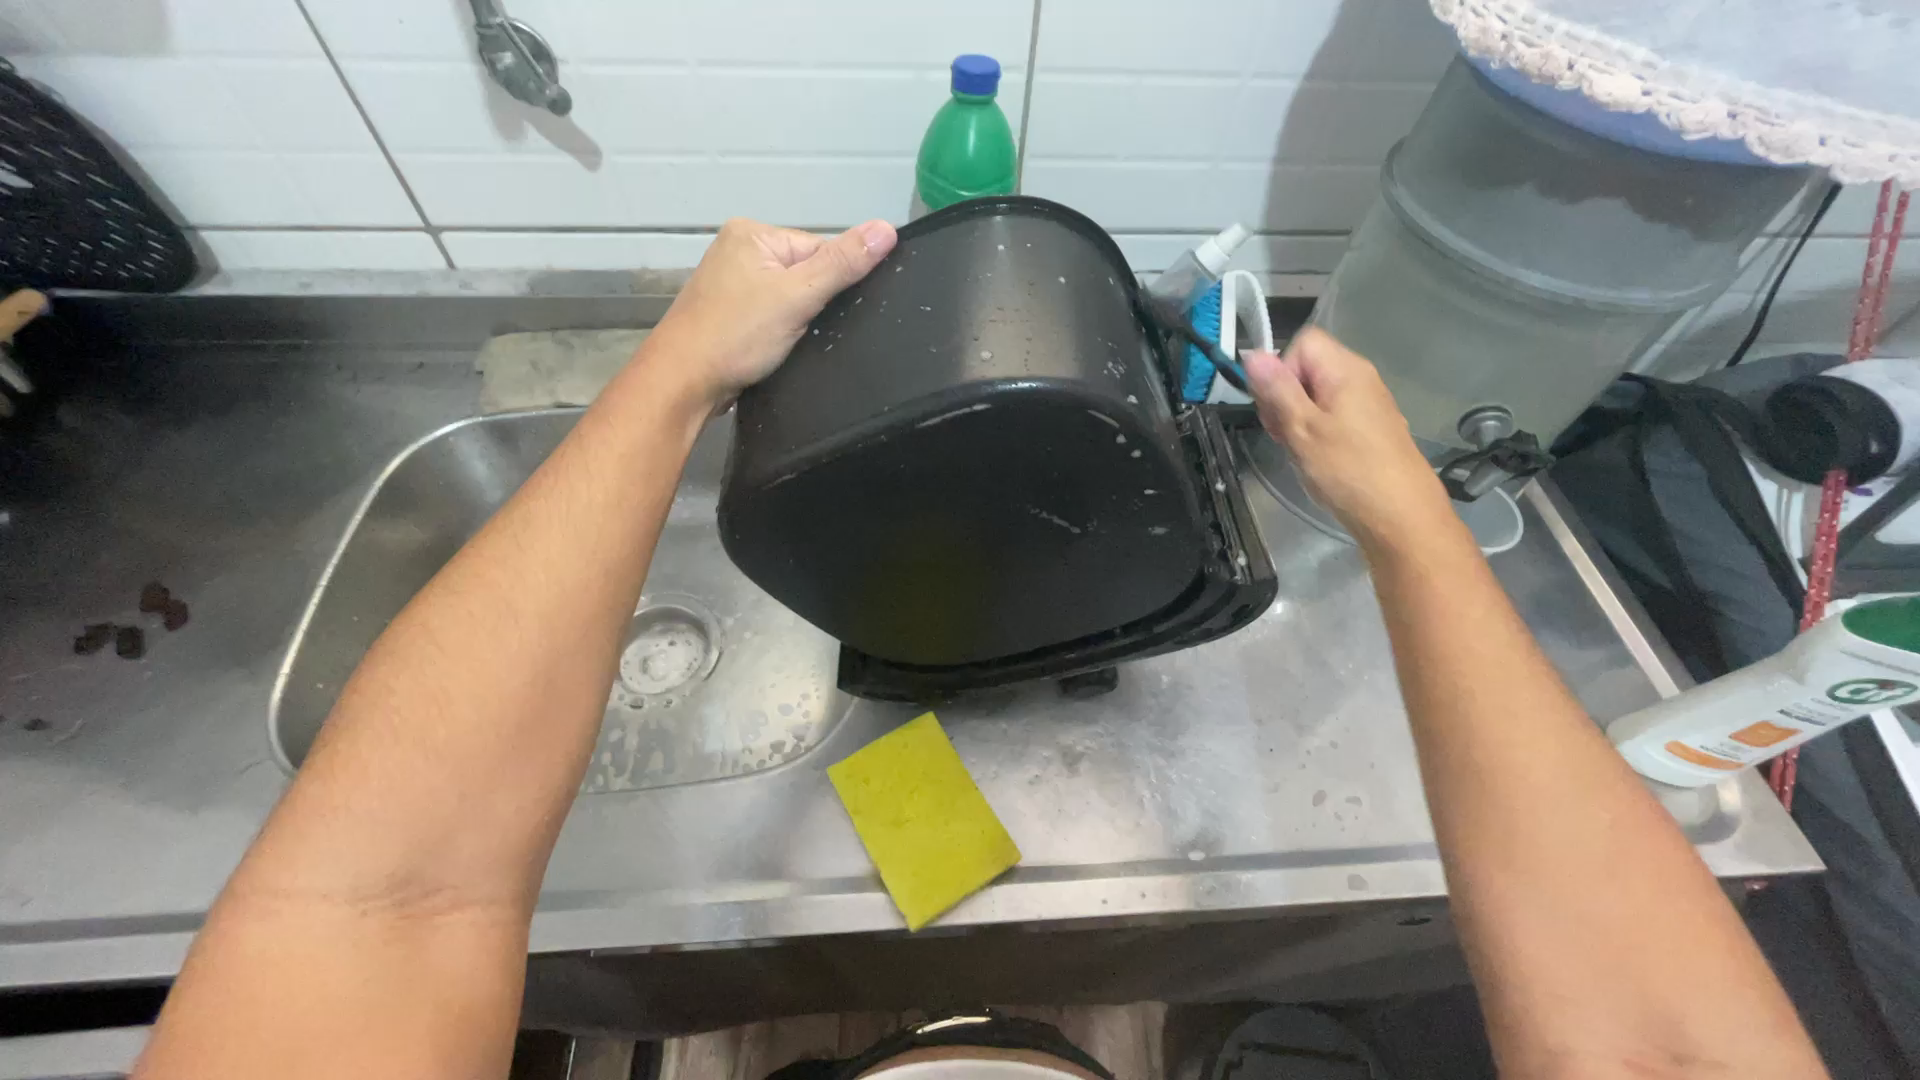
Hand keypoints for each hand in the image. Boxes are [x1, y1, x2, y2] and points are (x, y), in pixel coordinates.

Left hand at [641, 217, 897, 406]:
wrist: (684, 383)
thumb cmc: (735, 336)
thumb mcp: (797, 296)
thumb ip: (842, 264)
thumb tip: (886, 229)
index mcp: (753, 233)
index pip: (820, 249)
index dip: (833, 283)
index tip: (823, 313)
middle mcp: (740, 251)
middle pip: (807, 273)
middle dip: (814, 305)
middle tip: (804, 331)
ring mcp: (732, 285)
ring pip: (791, 299)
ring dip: (800, 322)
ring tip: (788, 342)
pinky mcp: (732, 315)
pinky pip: (774, 316)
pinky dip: (782, 333)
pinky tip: (778, 348)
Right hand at [1243, 327, 1453, 547]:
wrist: (1399, 515)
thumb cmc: (1347, 470)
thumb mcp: (1301, 428)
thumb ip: (1276, 389)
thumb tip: (1252, 354)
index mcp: (1345, 370)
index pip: (1301, 344)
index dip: (1280, 370)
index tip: (1276, 406)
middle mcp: (1360, 378)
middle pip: (1307, 368)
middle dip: (1284, 397)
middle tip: (1283, 433)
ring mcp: (1367, 403)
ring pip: (1316, 395)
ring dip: (1297, 419)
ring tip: (1299, 450)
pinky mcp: (1369, 427)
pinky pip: (1331, 416)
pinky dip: (1315, 433)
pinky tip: (1316, 459)